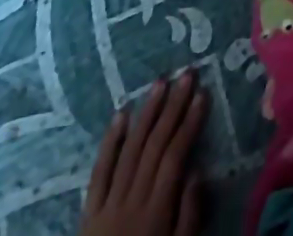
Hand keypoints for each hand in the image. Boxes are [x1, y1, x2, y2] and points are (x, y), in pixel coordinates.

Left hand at [80, 72, 206, 235]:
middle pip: (154, 145)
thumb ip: (189, 217)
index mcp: (156, 214)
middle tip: (186, 74)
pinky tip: (122, 114)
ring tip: (160, 83)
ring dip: (147, 113)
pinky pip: (100, 170)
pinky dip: (111, 140)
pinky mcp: (89, 209)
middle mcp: (131, 201)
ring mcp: (107, 203)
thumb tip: (197, 171)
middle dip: (172, 107)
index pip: (175, 157)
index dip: (189, 123)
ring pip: (130, 149)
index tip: (202, 95)